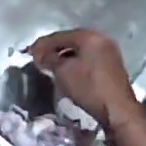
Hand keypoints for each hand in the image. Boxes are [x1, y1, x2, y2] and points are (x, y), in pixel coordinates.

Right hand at [27, 29, 145, 130]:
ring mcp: (109, 51)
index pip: (60, 36)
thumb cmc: (89, 87)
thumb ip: (49, 59)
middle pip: (71, 40)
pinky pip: (88, 57)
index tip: (28, 52)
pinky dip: (75, 61)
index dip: (42, 44)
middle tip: (38, 57)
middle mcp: (101, 39)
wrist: (117, 109)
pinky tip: (66, 70)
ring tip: (50, 64)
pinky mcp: (111, 65)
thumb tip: (39, 55)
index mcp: (90, 37)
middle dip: (53, 48)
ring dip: (64, 55)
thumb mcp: (63, 72)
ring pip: (80, 49)